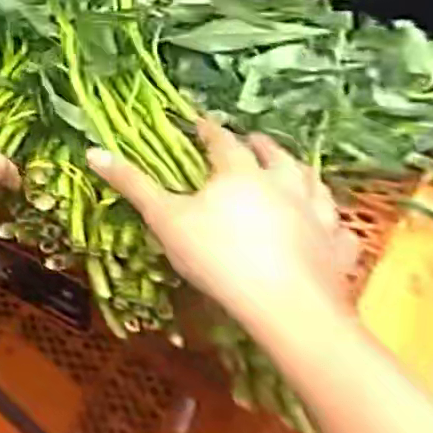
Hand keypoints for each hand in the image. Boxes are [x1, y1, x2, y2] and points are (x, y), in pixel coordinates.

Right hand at [88, 119, 356, 324]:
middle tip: (252, 139)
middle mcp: (285, 189)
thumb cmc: (218, 255)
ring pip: (316, 188)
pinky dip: (330, 221)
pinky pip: (339, 230)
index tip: (199, 120)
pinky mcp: (339, 253)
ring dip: (303, 175)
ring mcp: (319, 221)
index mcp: (241, 175)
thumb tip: (93, 152)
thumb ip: (131, 183)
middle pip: (279, 159)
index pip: (224, 142)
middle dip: (263, 146)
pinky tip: (327, 225)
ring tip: (294, 170)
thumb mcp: (163, 216)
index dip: (210, 129)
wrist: (289, 311)